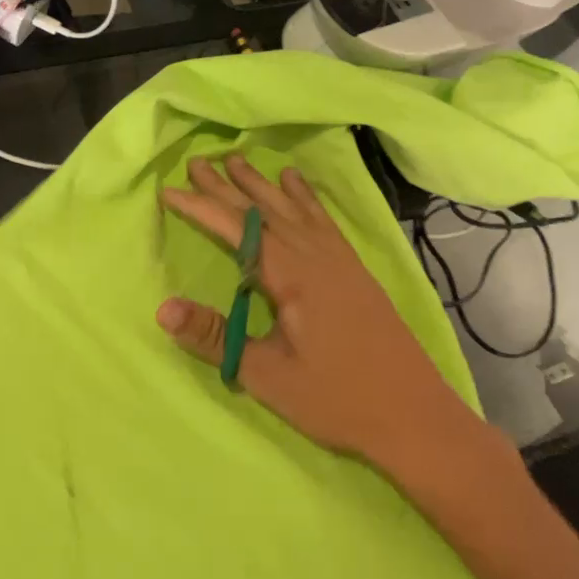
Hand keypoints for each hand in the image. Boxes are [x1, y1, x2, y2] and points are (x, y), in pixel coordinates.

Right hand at [156, 156, 480, 473]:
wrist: (417, 419)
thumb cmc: (337, 400)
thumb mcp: (267, 375)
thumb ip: (214, 338)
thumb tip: (162, 308)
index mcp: (295, 278)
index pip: (239, 232)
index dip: (202, 209)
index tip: (168, 191)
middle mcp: (319, 259)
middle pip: (266, 212)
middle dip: (228, 187)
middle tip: (197, 161)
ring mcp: (342, 263)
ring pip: (295, 211)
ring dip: (264, 185)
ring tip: (239, 159)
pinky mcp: (355, 274)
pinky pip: (324, 222)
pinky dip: (306, 198)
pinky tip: (297, 184)